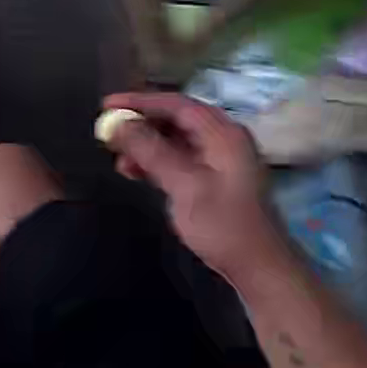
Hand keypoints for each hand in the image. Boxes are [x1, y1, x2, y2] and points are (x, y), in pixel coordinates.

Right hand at [102, 92, 299, 279]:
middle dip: (140, 123)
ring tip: (117, 157)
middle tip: (108, 130)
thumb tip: (119, 123)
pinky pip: (179, 157)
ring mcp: (219, 158)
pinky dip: (155, 161)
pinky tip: (134, 172)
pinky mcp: (213, 177)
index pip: (176, 104)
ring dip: (145, 144)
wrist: (259, 266)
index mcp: (223, 133)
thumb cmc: (224, 225)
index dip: (139, 101)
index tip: (107, 105)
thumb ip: (151, 151)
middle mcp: (222, 138)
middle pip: (175, 118)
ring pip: (175, 139)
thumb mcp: (184, 185)